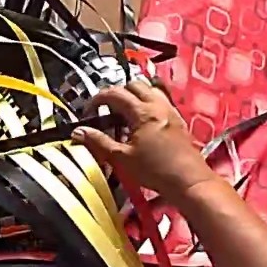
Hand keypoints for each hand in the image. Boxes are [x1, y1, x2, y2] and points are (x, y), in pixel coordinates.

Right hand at [72, 80, 218, 200]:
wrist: (189, 181)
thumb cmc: (154, 170)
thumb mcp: (121, 158)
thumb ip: (99, 142)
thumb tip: (78, 132)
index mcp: (142, 112)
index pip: (116, 93)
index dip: (98, 98)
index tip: (89, 110)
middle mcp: (158, 105)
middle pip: (134, 85)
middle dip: (117, 93)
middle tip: (107, 110)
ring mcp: (170, 110)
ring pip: (150, 90)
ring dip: (134, 95)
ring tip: (124, 113)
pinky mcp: (178, 119)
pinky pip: (160, 100)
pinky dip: (147, 103)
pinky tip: (142, 121)